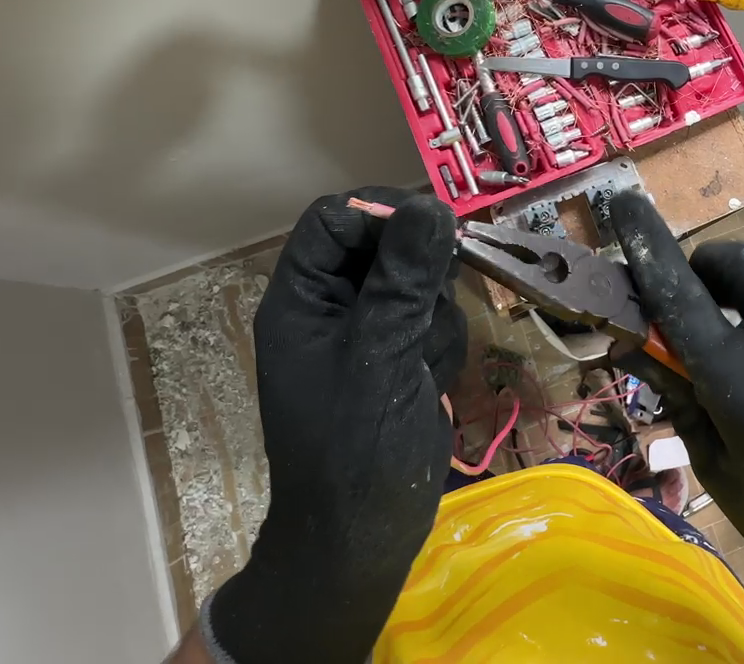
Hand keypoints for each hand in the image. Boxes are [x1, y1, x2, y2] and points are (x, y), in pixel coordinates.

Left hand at [199, 188, 466, 663]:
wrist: (364, 536)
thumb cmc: (354, 448)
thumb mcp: (378, 356)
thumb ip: (403, 280)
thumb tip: (431, 207)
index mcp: (303, 297)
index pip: (335, 220)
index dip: (379, 213)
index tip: (429, 230)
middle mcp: (333, 304)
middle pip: (385, 242)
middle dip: (419, 272)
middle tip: (432, 304)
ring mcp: (369, 329)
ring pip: (418, 279)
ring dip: (433, 313)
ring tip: (423, 361)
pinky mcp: (400, 352)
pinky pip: (432, 316)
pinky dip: (440, 342)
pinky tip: (430, 380)